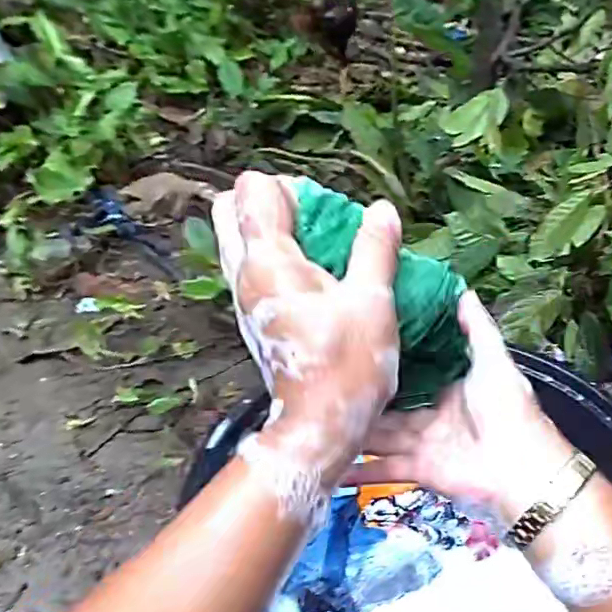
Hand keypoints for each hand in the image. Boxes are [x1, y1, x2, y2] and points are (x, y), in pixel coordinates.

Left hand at [210, 172, 400, 489]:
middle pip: (230, 210)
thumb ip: (375, 249)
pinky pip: (250, 272)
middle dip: (268, 203)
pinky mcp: (253, 321)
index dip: (291, 188)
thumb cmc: (349, 366)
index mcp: (269, 262)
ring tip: (319, 251)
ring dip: (270, 233)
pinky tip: (314, 282)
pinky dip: (274, 262)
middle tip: (314, 221)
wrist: (321, 424)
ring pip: (236, 242)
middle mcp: (244, 275)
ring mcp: (243, 300)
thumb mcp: (373, 302)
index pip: (253, 190)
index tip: (328, 211)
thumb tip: (382, 211)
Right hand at [344, 291, 572, 521]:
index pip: (414, 372)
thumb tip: (465, 291)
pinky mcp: (419, 470)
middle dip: (363, 397)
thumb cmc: (510, 411)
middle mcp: (435, 416)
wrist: (519, 468)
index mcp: (453, 389)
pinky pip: (384, 467)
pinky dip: (359, 469)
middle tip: (325, 380)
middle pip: (391, 405)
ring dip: (355, 430)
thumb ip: (477, 329)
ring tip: (316, 416)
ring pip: (382, 435)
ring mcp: (426, 445)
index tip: (357, 343)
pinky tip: (331, 462)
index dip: (389, 362)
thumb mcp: (494, 361)